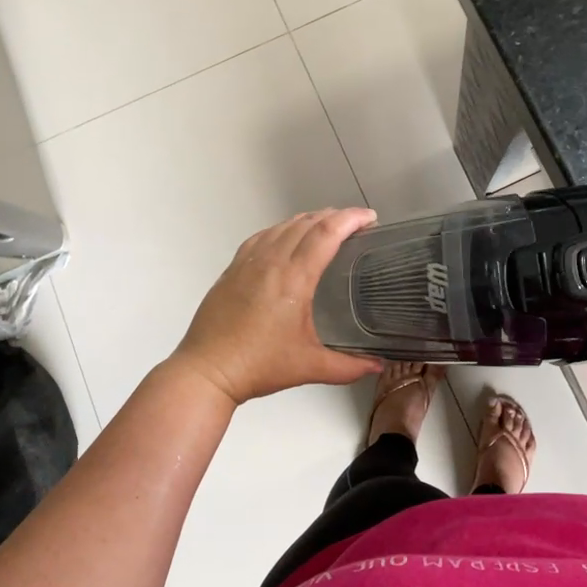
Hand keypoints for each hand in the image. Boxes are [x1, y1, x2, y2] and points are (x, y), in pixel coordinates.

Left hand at [170, 208, 384, 404]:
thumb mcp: (309, 367)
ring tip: (327, 225)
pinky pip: (262, 236)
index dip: (351, 219)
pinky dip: (282, 228)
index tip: (370, 217)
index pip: (326, 233)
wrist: (206, 371)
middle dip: (335, 216)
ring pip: (283, 226)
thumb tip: (379, 365)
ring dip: (309, 219)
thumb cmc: (259, 366)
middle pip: (307, 223)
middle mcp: (271, 261)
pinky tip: (287, 236)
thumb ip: (348, 366)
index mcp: (294, 278)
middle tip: (356, 222)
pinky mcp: (232, 269)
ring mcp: (248, 262)